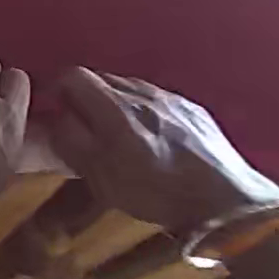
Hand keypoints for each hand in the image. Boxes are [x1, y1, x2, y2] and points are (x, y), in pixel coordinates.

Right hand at [45, 68, 278, 231]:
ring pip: (128, 86)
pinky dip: (140, 108)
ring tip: (113, 130)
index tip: (53, 108)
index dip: (57, 88)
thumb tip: (57, 118)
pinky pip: (155, 98)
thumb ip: (71, 141)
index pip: (74, 76)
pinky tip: (147, 135)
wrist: (225, 202)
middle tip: (79, 122)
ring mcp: (170, 98)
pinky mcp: (192, 108)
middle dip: (83, 96)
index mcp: (114, 108)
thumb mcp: (99, 176)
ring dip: (112, 101)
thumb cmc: (154, 192)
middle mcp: (141, 93)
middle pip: (101, 78)